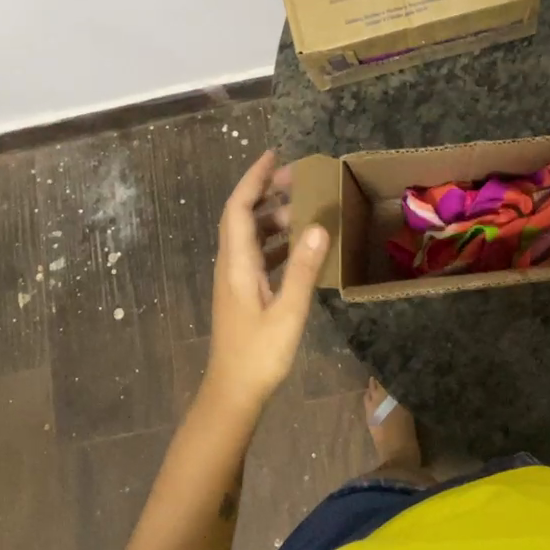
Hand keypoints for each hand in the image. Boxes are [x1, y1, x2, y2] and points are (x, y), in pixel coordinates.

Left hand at [204, 150, 331, 410]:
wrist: (233, 393)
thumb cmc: (259, 355)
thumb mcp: (288, 312)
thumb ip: (303, 269)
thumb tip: (317, 225)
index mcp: (237, 264)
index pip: (239, 208)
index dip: (254, 178)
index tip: (275, 156)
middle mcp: (231, 265)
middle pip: (243, 216)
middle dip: (266, 191)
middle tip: (299, 176)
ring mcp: (236, 280)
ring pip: (251, 235)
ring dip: (273, 216)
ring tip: (305, 206)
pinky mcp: (244, 294)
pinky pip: (259, 255)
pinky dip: (278, 241)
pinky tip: (300, 245)